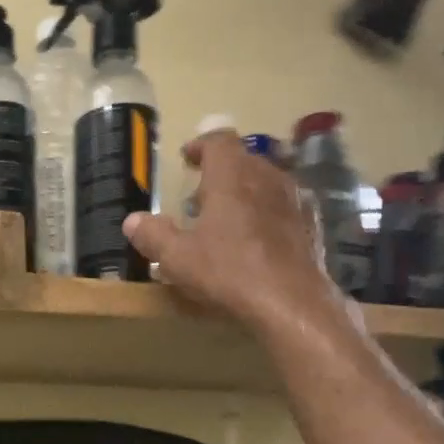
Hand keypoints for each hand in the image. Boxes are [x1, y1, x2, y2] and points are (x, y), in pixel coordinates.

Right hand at [123, 131, 361, 355]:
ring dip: (244, 191)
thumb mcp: (177, 258)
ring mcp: (293, 198)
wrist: (290, 301)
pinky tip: (257, 239)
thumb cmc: (228, 273)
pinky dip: (266, 212)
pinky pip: (283, 206)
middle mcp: (266, 176)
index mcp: (231, 177)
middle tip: (200, 196)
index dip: (201, 146)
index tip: (187, 157)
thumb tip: (133, 220)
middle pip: (243, 159)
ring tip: (227, 219)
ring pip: (265, 181)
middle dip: (220, 171)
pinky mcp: (310, 222)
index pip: (218, 141)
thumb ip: (153, 235)